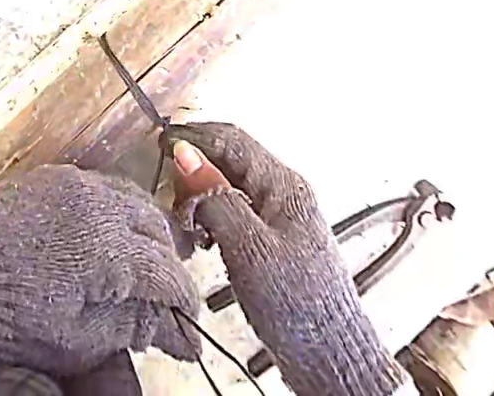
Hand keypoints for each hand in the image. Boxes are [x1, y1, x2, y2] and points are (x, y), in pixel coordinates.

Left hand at [0, 165, 200, 378]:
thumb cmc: (5, 319)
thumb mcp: (74, 339)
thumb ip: (129, 326)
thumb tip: (167, 325)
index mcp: (106, 247)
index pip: (164, 271)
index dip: (182, 303)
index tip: (188, 331)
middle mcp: (99, 204)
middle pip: (157, 227)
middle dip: (168, 263)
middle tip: (168, 299)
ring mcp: (77, 183)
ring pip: (135, 200)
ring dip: (147, 232)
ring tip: (144, 266)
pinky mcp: (57, 176)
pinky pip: (105, 187)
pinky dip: (119, 211)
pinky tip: (114, 237)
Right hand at [169, 123, 402, 395]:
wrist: (331, 356)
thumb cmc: (296, 303)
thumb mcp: (247, 247)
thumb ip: (215, 197)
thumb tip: (185, 156)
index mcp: (282, 183)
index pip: (232, 140)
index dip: (195, 137)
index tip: (163, 142)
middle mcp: (283, 191)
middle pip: (232, 159)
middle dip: (197, 166)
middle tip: (169, 186)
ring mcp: (280, 215)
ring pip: (232, 185)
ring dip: (203, 193)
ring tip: (182, 214)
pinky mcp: (274, 240)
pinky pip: (237, 211)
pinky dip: (214, 214)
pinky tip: (202, 235)